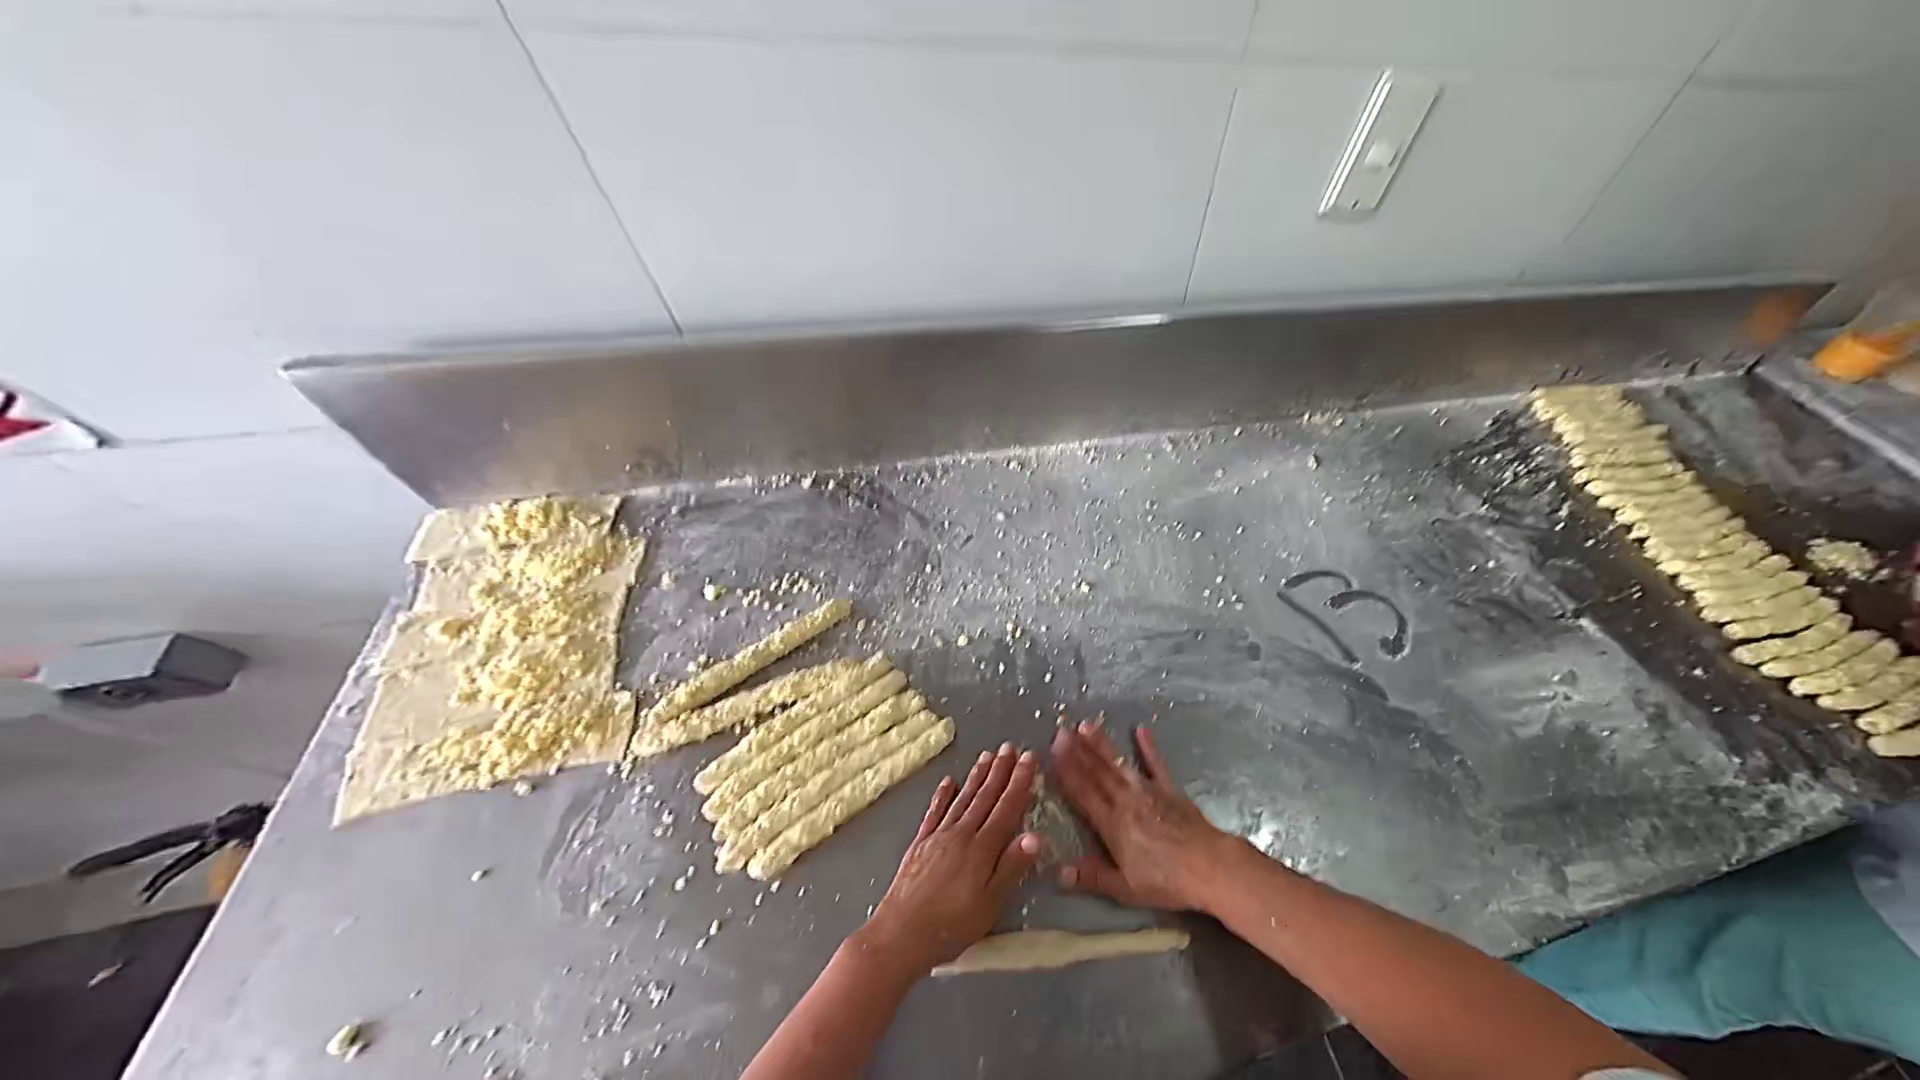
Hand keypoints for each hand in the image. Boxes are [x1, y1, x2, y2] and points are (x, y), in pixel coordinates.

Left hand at [858, 743, 1041, 974]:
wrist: (901, 934)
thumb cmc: (951, 926)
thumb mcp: (990, 904)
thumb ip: (1011, 867)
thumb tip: (1036, 836)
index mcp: (982, 848)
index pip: (1007, 807)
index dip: (1020, 782)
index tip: (1028, 759)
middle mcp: (961, 834)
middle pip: (985, 796)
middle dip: (1000, 770)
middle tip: (1010, 747)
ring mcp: (939, 836)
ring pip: (963, 798)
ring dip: (977, 776)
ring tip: (987, 756)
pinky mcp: (921, 843)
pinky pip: (935, 812)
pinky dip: (944, 795)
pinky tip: (949, 782)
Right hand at [1049, 721, 1239, 911]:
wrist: (1211, 868)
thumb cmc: (1167, 881)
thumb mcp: (1126, 888)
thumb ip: (1092, 877)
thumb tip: (1056, 872)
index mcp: (1112, 824)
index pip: (1083, 793)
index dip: (1066, 771)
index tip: (1052, 751)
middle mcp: (1126, 801)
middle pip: (1097, 773)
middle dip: (1077, 751)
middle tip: (1061, 730)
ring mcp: (1149, 792)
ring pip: (1119, 764)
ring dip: (1102, 744)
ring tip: (1086, 725)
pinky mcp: (1170, 790)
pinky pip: (1156, 765)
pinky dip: (1148, 748)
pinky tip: (1141, 730)